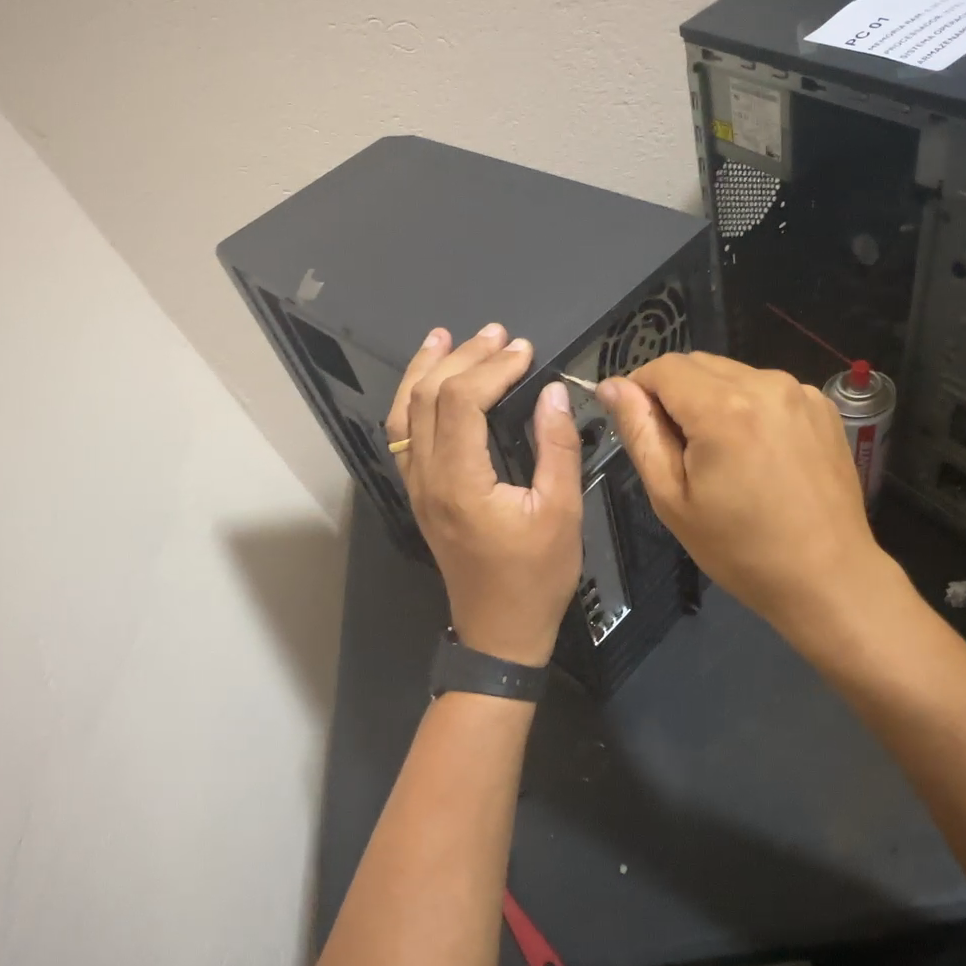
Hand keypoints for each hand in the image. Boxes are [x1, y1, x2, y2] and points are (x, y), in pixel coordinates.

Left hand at [385, 324, 582, 667]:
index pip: (460, 402)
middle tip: (499, 335)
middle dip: (463, 358)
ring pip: (404, 415)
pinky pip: (404, 437)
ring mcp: (417, 488)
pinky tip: (430, 385)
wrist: (500, 631)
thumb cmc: (536, 577)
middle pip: (428, 398)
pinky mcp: (420, 496)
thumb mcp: (560, 512)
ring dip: (426, 372)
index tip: (525, 352)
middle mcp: (427, 478)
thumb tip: (552, 392)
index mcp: (460, 481)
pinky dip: (414, 402)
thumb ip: (555, 448)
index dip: (491, 368)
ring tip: (447, 338)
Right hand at [597, 351, 909, 645]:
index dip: (639, 390)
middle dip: (676, 396)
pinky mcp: (823, 407)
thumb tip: (613, 386)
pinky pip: (768, 390)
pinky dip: (749, 409)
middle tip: (680, 454)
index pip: (663, 367)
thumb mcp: (672, 499)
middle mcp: (766, 384)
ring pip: (733, 374)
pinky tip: (758, 456)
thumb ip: (640, 434)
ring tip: (722, 459)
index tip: (641, 429)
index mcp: (723, 408)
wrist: (826, 575)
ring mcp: (801, 392)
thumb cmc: (739, 549)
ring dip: (713, 401)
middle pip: (699, 364)